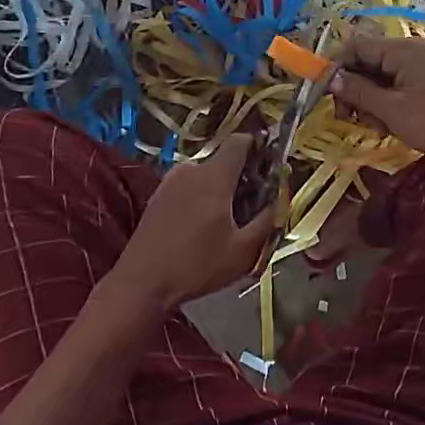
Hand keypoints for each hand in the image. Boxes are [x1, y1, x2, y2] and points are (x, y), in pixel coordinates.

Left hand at [108, 134, 275, 312]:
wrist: (142, 282)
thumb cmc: (197, 265)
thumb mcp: (243, 251)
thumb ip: (267, 222)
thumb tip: (281, 201)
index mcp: (214, 176)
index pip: (239, 142)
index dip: (258, 145)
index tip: (271, 162)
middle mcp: (190, 170)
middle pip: (223, 161)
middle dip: (241, 176)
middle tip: (254, 203)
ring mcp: (169, 182)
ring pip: (204, 176)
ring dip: (220, 189)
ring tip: (229, 220)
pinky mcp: (157, 196)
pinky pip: (187, 187)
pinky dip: (200, 197)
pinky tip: (203, 226)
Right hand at [329, 36, 424, 176]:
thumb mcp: (392, 110)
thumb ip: (358, 91)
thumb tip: (328, 77)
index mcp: (404, 50)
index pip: (357, 47)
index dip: (336, 67)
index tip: (323, 95)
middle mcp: (413, 53)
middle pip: (367, 62)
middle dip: (354, 90)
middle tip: (348, 119)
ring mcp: (423, 69)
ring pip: (380, 79)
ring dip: (370, 103)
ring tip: (377, 127)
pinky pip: (396, 89)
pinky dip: (387, 106)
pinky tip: (390, 127)